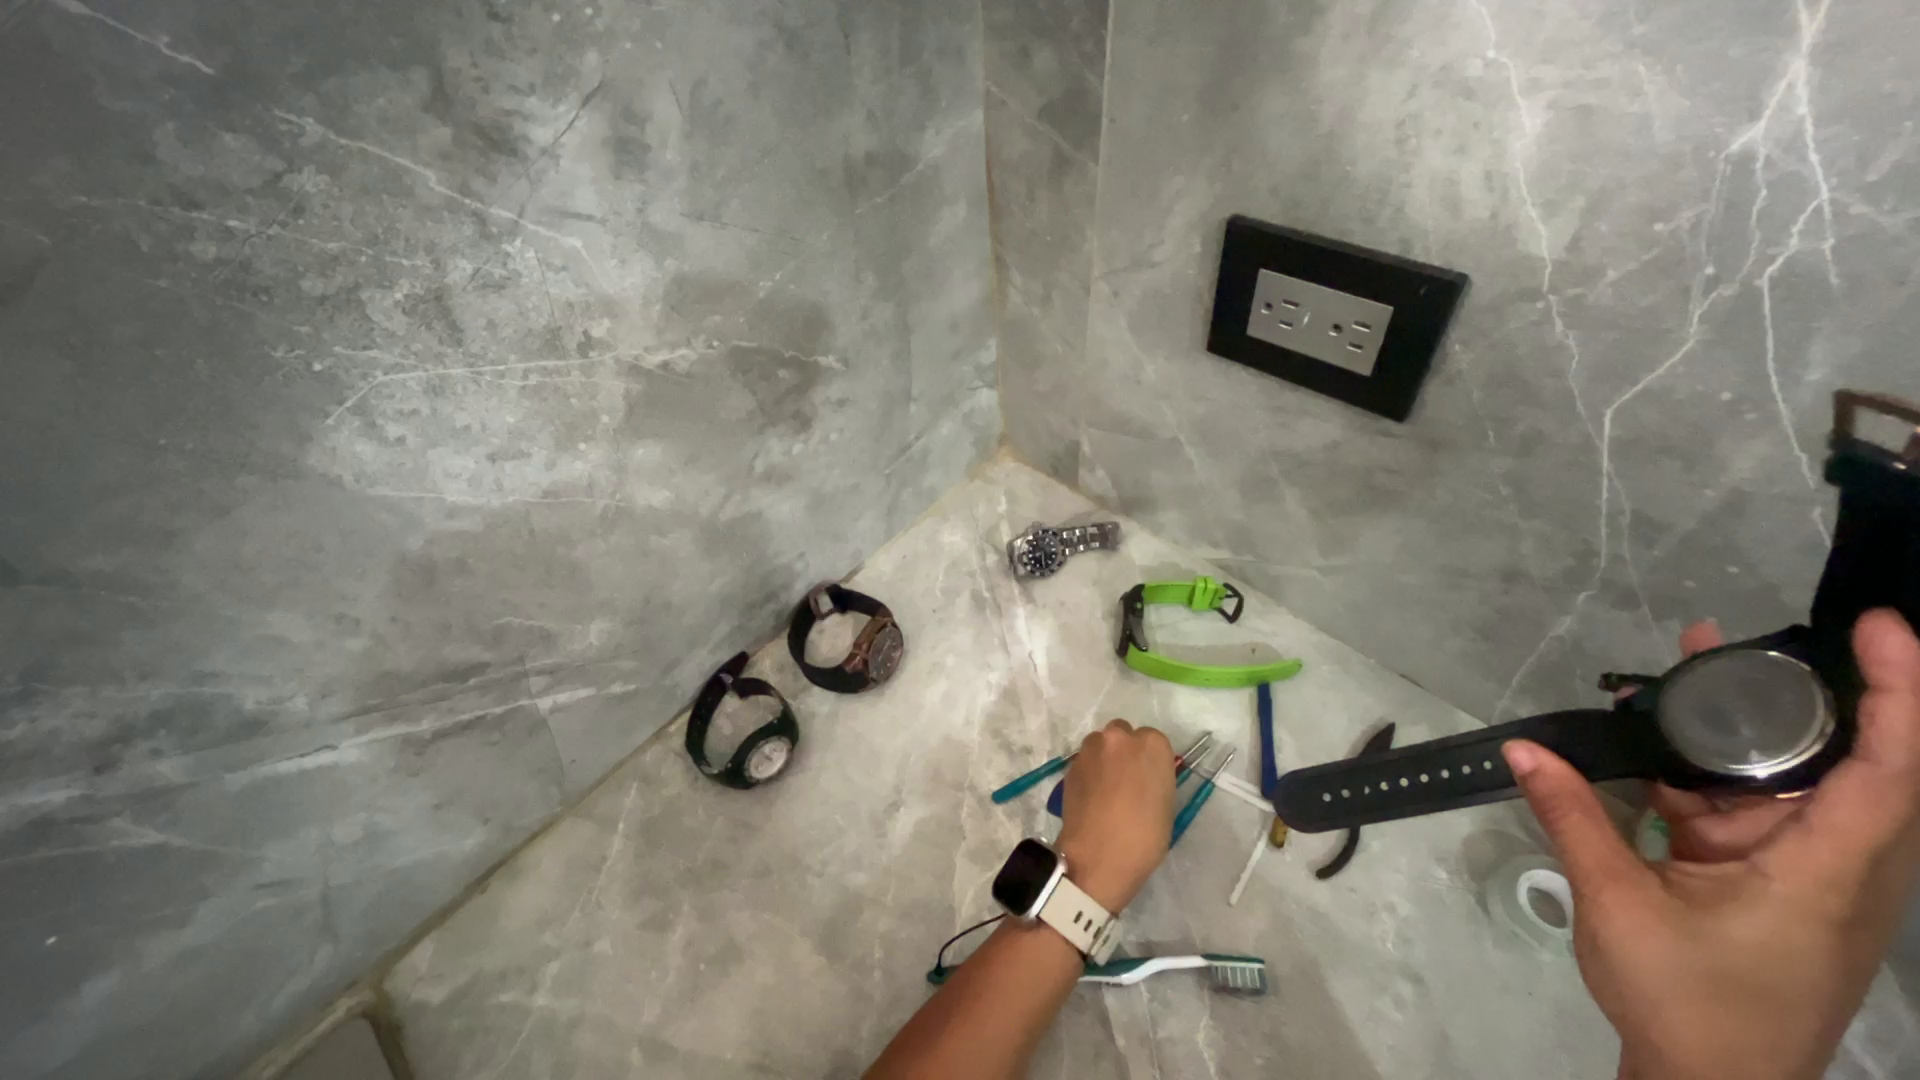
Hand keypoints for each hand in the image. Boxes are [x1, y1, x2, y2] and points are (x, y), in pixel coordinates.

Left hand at [1054, 719, 1176, 911]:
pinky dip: (1088, 772)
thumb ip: (1155, 778)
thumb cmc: (1145, 836)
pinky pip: (1084, 761)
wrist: (1099, 855)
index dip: (1150, 761)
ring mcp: (1091, 748)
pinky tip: (1090, 796)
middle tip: (1125, 780)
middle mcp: (1120, 737)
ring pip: (1099, 744)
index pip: (1153, 741)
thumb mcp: (1166, 804)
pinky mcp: (1070, 764)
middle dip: (1124, 751)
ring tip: (1105, 788)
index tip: (1148, 779)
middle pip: (1123, 734)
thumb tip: (1143, 777)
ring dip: (1103, 758)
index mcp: (1152, 745)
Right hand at [1502, 610, 1919, 1079]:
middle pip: (1836, 762)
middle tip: (1725, 638)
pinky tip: (1646, 744)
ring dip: (1728, 731)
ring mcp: (1794, 871)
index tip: (1881, 631)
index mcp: (1823, 870)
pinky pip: (1735, 811)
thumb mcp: (1618, 903)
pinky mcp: (1758, 880)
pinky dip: (1694, 774)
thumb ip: (1573, 818)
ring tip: (1676, 672)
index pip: (1887, 772)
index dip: (1897, 697)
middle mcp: (1829, 862)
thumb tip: (1523, 747)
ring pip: (1776, 782)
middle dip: (1790, 693)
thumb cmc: (1685, 998)